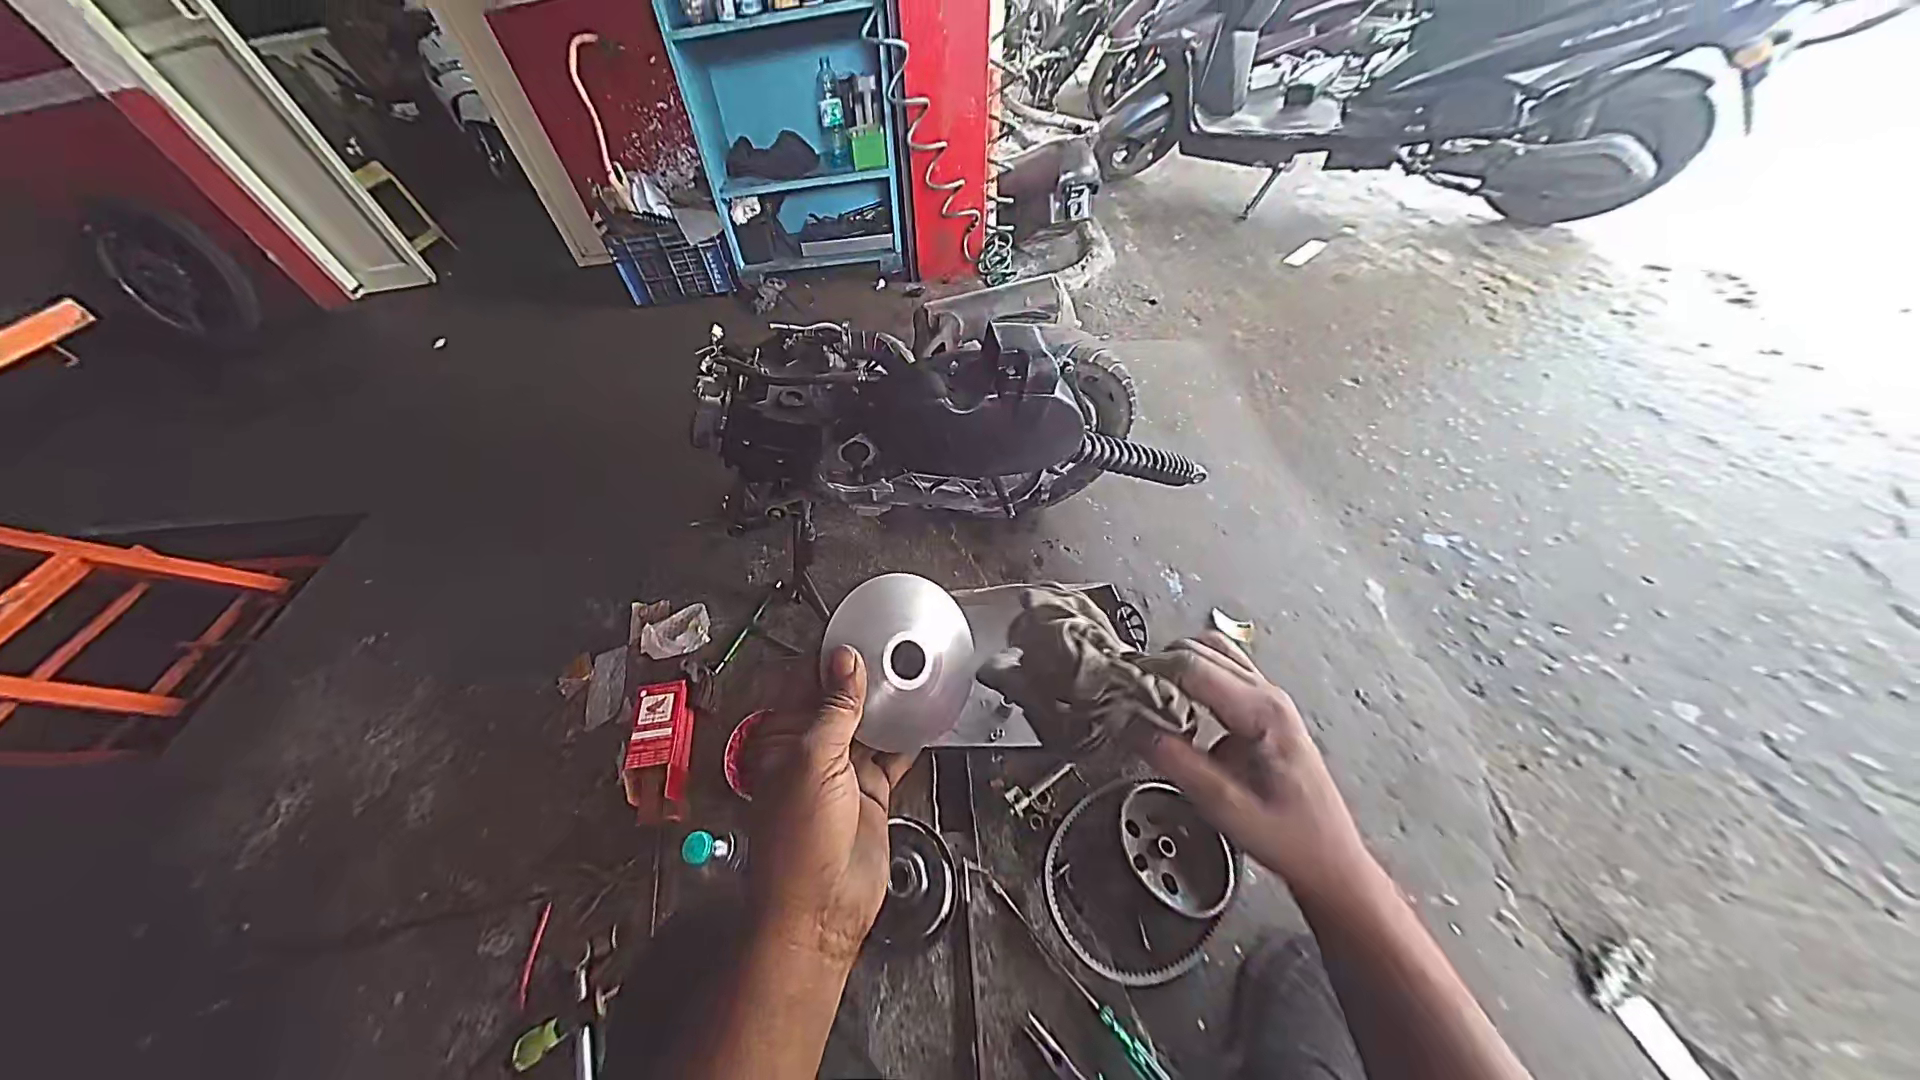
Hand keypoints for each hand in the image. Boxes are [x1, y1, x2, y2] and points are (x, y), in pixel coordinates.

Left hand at [744, 645, 916, 963]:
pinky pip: (893, 753)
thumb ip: (834, 709)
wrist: (824, 907)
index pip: (806, 682)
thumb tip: (843, 663)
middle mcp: (811, 750)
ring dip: (888, 704)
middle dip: (863, 676)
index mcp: (783, 738)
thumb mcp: (814, 760)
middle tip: (890, 649)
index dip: (828, 657)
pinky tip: (922, 718)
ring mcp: (843, 771)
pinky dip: (908, 736)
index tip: (854, 633)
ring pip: (868, 724)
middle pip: (841, 700)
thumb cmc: (797, 845)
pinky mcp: (870, 790)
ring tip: (909, 674)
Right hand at [1134, 632, 1370, 900]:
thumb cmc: (1289, 837)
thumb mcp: (1224, 806)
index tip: (1121, 687)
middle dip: (1157, 665)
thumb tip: (1132, 725)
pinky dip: (1191, 673)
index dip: (1150, 671)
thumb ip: (1175, 761)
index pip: (1192, 665)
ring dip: (1175, 664)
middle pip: (1198, 648)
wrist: (1330, 859)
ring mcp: (1267, 697)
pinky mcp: (1262, 707)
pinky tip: (1177, 702)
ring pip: (1211, 650)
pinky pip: (1221, 668)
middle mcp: (1267, 694)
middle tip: (1128, 692)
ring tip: (1149, 694)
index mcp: (1262, 711)